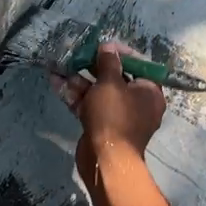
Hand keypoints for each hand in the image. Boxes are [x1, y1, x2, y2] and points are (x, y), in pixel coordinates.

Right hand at [51, 39, 166, 175]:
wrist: (105, 160)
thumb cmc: (114, 116)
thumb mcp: (110, 83)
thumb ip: (108, 62)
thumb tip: (109, 47)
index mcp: (149, 92)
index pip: (138, 65)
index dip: (120, 53)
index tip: (103, 45)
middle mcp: (137, 103)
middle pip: (115, 78)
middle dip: (92, 66)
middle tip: (76, 52)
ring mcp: (117, 116)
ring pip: (98, 91)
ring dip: (78, 79)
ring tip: (59, 65)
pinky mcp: (101, 125)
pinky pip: (89, 105)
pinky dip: (75, 94)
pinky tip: (56, 82)